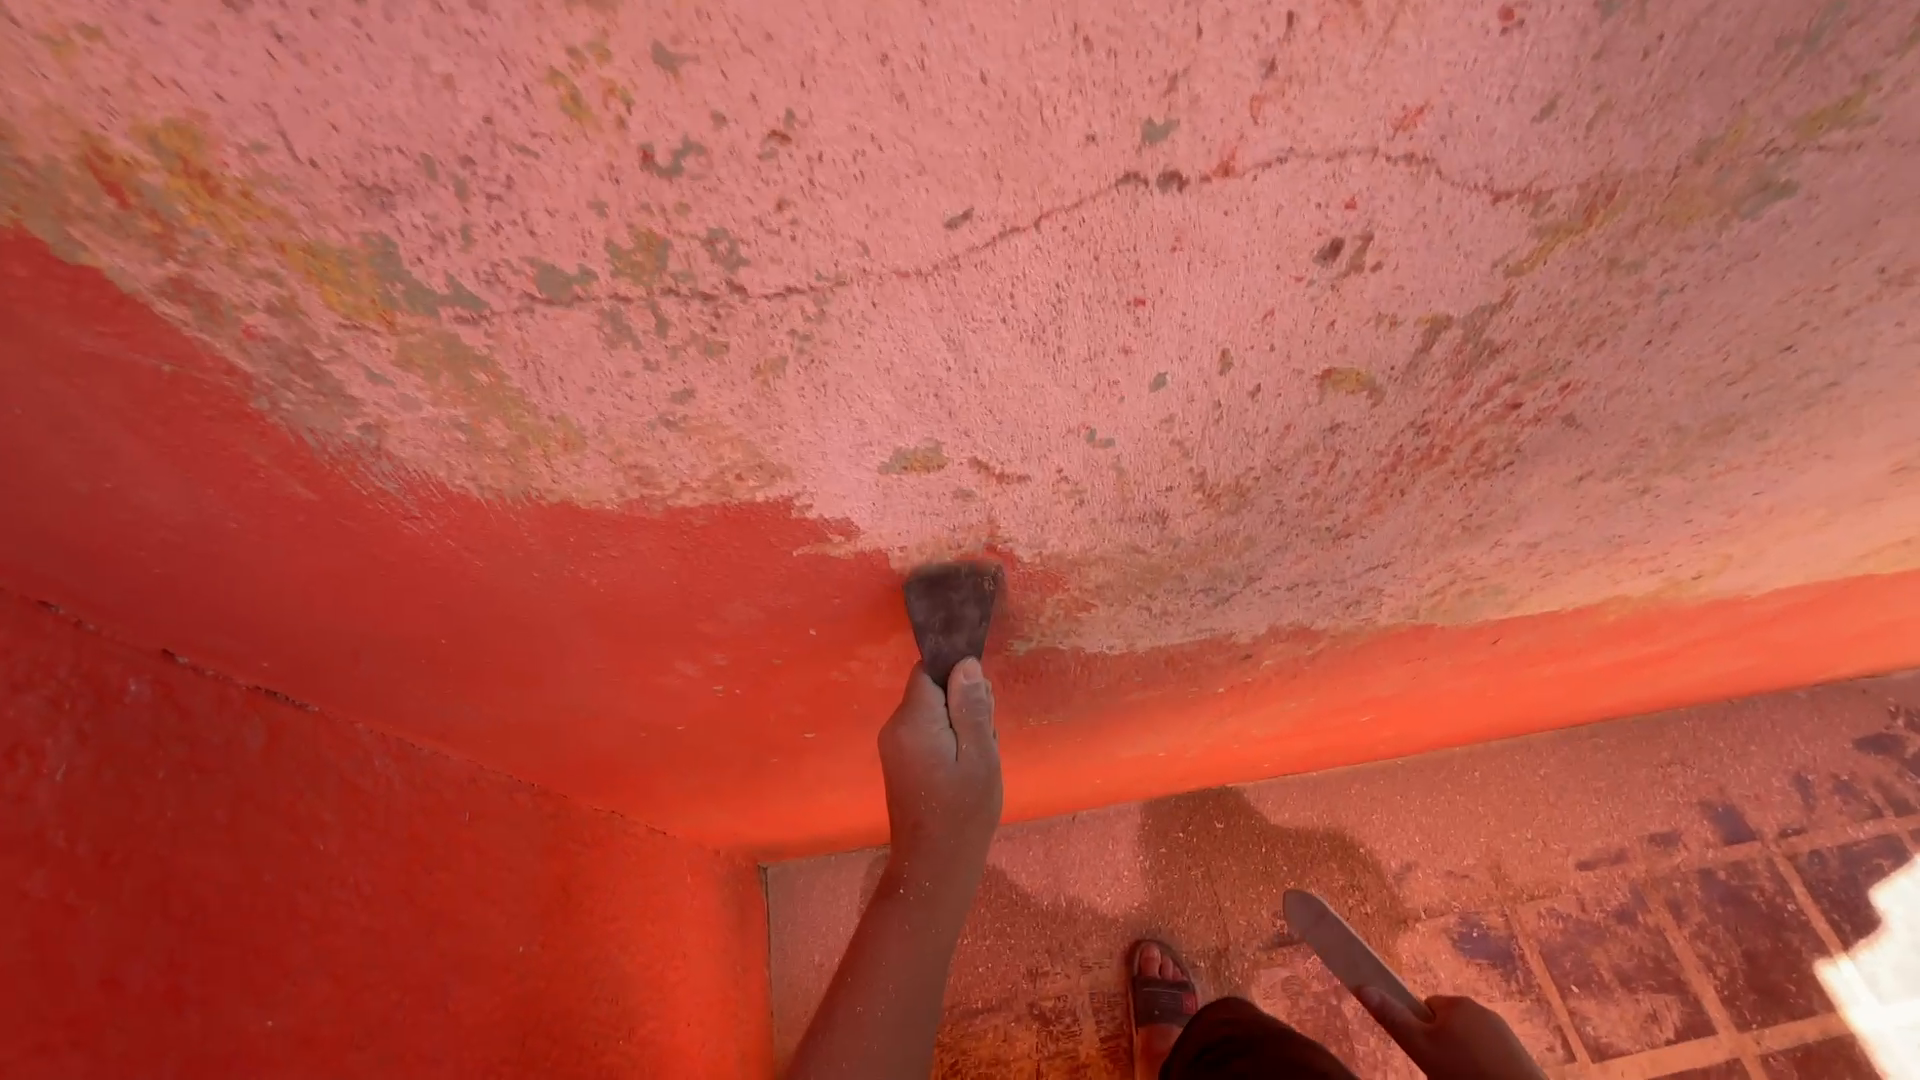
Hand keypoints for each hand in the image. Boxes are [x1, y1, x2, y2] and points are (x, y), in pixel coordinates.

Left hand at [877, 659, 1001, 888]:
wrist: (934, 866)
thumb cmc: (964, 812)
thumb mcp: (979, 756)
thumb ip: (972, 707)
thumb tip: (966, 663)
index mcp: (912, 720)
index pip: (929, 671)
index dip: (958, 677)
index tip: (981, 705)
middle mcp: (895, 726)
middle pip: (932, 690)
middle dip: (962, 705)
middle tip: (982, 742)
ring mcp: (894, 745)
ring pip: (932, 712)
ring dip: (959, 726)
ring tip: (975, 760)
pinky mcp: (899, 761)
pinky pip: (926, 732)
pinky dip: (948, 742)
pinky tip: (963, 770)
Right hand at [1358, 990, 1546, 1079]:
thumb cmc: (1464, 1072)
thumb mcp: (1420, 1047)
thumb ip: (1392, 1017)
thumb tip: (1362, 986)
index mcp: (1457, 1003)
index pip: (1427, 1008)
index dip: (1422, 1030)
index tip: (1426, 1052)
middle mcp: (1482, 1010)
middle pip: (1449, 1026)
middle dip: (1443, 1046)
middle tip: (1442, 1071)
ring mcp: (1506, 1034)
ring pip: (1470, 1043)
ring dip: (1464, 1059)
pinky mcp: (1522, 1057)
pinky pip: (1491, 1057)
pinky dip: (1484, 1069)